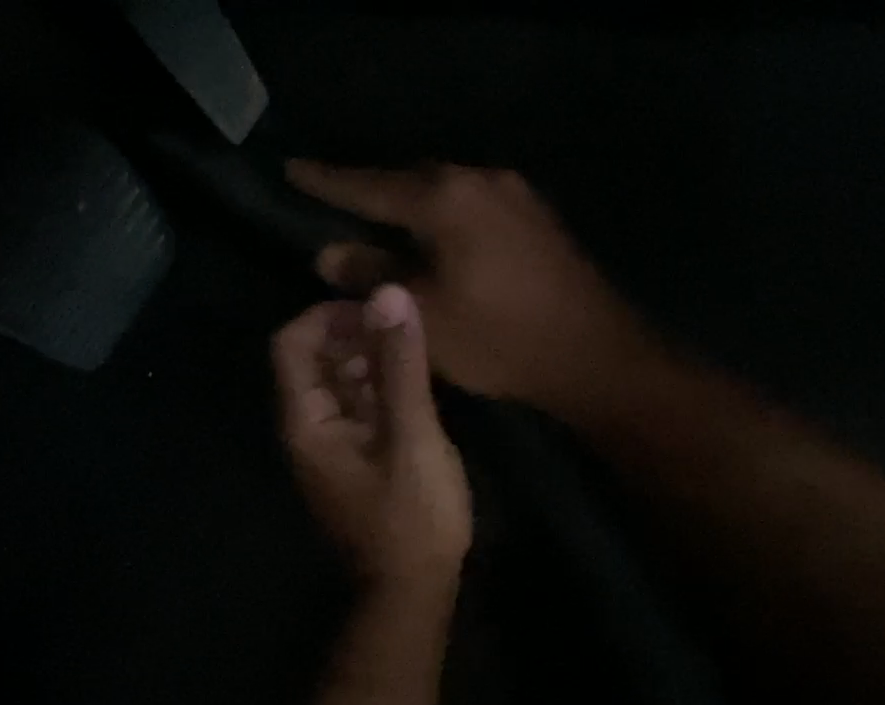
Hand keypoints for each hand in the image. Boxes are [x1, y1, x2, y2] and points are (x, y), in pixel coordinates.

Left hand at [273, 285, 471, 587]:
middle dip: (354, 333)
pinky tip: (415, 379)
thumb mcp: (412, 437)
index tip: (378, 309)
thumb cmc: (412, 519)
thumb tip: (389, 292)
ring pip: (339, 381)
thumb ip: (401, 366)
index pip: (292, 344)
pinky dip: (380, 385)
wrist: (411, 588)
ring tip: (417, 347)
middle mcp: (308, 429)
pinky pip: (359, 406)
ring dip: (370, 357)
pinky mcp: (355, 457)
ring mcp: (331, 444)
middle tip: (406, 325)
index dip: (329, 315)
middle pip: (314, 359)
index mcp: (306, 423)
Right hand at [287, 161, 664, 415]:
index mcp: (447, 200)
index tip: (292, 169)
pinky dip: (436, 219)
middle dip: (368, 191)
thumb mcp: (422, 314)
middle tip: (330, 201)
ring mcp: (513, 196)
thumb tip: (328, 253)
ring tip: (372, 223)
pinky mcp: (531, 218)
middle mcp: (481, 181)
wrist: (592, 355)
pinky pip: (467, 206)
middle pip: (409, 180)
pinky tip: (425, 240)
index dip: (327, 182)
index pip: (371, 185)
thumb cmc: (497, 338)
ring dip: (404, 207)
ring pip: (441, 193)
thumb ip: (372, 276)